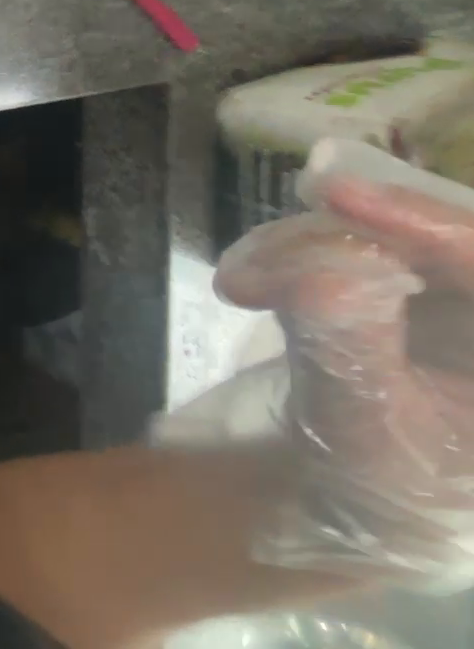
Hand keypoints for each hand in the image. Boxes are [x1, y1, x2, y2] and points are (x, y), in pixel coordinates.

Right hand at [215, 179, 473, 577]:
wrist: (355, 495)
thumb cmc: (377, 478)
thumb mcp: (358, 423)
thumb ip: (345, 348)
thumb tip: (312, 276)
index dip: (432, 222)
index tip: (336, 195)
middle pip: (447, 240)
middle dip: (344, 240)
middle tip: (254, 269)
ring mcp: (468, 302)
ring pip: (399, 233)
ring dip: (308, 245)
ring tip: (241, 282)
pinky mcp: (428, 289)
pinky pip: (371, 243)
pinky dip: (304, 251)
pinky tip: (257, 279)